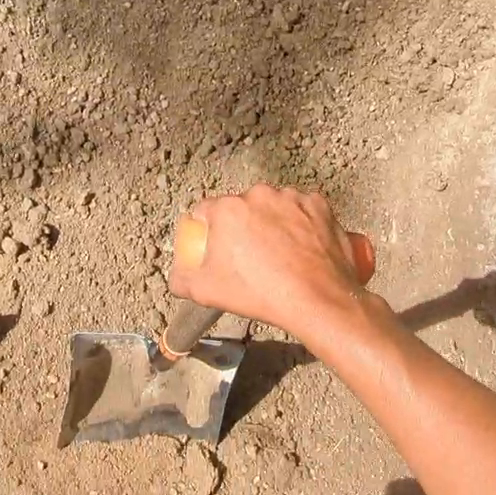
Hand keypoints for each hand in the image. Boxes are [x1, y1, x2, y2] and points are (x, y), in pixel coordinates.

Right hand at [167, 184, 380, 343]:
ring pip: (272, 206)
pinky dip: (300, 224)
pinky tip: (301, 249)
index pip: (206, 212)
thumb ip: (181, 279)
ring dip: (271, 224)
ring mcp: (292, 197)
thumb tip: (177, 275)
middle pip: (241, 207)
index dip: (208, 231)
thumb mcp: (206, 292)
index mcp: (227, 208)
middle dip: (242, 227)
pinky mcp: (318, 204)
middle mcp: (258, 194)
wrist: (318, 301)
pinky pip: (301, 210)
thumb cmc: (261, 294)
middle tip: (251, 257)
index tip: (217, 250)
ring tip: (279, 256)